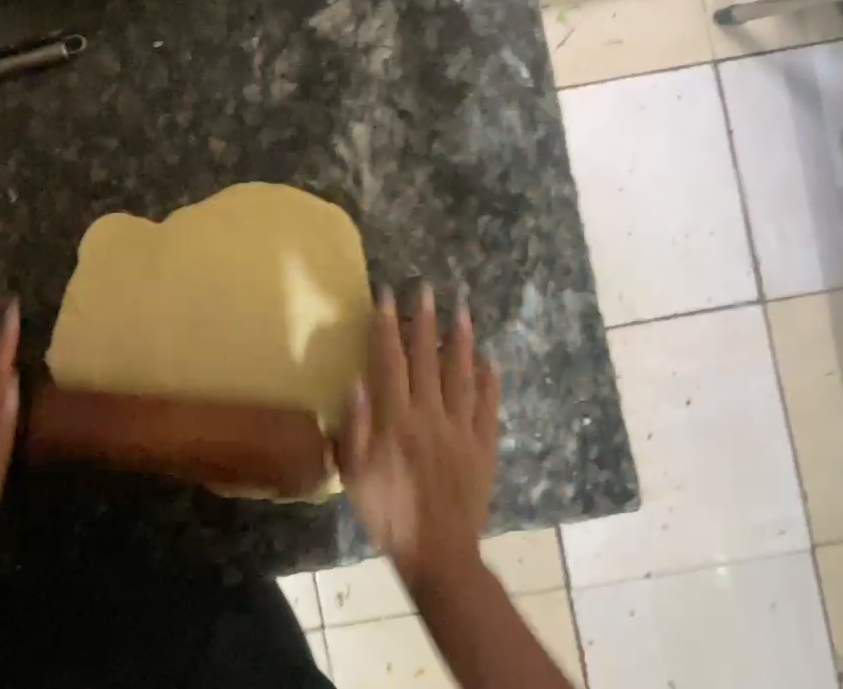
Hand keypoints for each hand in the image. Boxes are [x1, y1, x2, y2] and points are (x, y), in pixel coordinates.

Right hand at [338, 282, 500, 589]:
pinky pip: (489, 406)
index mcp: (394, 419)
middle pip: (427, 359)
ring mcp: (461, 430)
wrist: (438, 553)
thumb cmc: (386, 511)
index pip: (389, 361)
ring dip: (460, 340)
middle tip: (425, 289)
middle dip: (424, 321)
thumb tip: (357, 380)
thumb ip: (354, 426)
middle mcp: (429, 415)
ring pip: (462, 375)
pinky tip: (489, 358)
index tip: (386, 295)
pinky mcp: (484, 447)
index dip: (386, 326)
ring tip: (461, 310)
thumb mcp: (353, 472)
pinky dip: (490, 380)